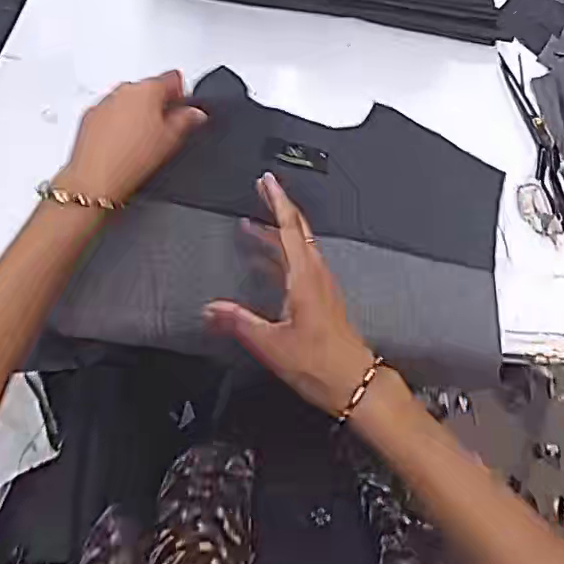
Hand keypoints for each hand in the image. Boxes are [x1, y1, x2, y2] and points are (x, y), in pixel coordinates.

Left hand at [55, 71, 207, 203]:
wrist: (95, 178)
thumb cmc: (130, 158)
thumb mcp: (171, 139)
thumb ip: (187, 119)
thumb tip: (196, 113)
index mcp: (148, 89)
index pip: (173, 78)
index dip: (182, 95)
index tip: (181, 111)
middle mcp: (124, 89)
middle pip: (149, 88)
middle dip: (157, 105)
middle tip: (161, 131)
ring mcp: (104, 102)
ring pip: (128, 100)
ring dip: (136, 113)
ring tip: (139, 141)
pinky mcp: (90, 116)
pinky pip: (109, 112)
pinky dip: (116, 122)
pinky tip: (121, 144)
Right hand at [204, 173, 378, 416]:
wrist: (354, 382)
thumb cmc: (319, 363)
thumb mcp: (271, 344)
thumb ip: (239, 322)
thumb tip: (210, 309)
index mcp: (304, 276)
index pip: (289, 226)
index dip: (277, 200)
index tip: (266, 180)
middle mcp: (315, 273)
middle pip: (296, 228)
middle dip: (277, 206)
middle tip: (260, 190)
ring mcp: (320, 283)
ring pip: (297, 245)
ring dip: (276, 231)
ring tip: (250, 226)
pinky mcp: (321, 296)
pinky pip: (299, 262)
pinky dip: (281, 253)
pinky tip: (266, 263)